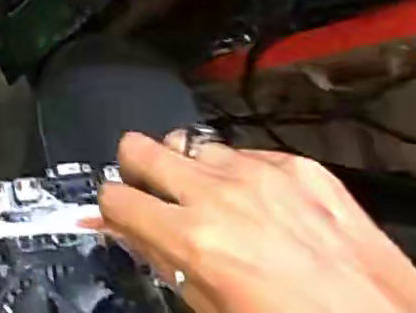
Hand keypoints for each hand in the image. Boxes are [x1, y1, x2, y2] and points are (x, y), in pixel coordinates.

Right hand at [94, 131, 415, 312]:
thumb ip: (170, 269)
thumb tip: (130, 233)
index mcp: (196, 241)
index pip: (116, 198)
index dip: (114, 212)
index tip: (126, 221)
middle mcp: (220, 193)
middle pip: (137, 146)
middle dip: (137, 171)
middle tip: (157, 199)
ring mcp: (263, 171)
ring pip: (191, 146)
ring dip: (194, 174)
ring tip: (224, 209)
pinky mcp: (301, 165)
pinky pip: (246, 154)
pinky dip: (244, 176)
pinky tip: (272, 212)